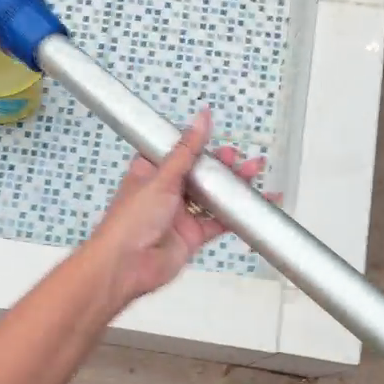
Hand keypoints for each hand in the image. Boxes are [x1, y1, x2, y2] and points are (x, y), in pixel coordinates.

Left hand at [88, 107, 268, 304]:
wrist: (126, 266)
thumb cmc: (131, 220)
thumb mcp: (161, 178)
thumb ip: (186, 150)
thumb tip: (202, 118)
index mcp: (150, 173)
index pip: (176, 152)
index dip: (196, 145)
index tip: (216, 138)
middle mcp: (165, 192)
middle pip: (198, 174)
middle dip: (221, 165)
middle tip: (239, 158)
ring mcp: (179, 215)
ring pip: (211, 196)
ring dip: (232, 186)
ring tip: (254, 172)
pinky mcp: (191, 236)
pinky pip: (218, 222)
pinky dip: (237, 214)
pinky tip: (257, 203)